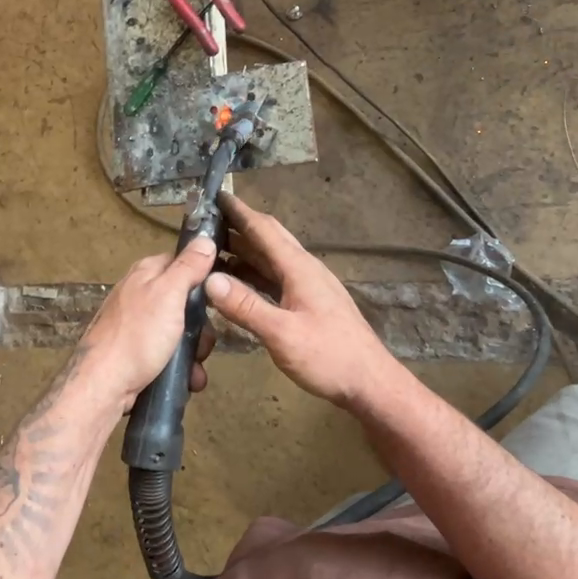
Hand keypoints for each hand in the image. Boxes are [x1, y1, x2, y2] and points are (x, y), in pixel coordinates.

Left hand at [77, 235, 219, 413]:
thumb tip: (205, 238)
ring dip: (193, 351)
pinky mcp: (137, 352)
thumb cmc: (138, 336)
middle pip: (184, 301)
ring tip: (195, 368)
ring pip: (179, 331)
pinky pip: (167, 353)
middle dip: (200, 326)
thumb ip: (188, 267)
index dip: (202, 276)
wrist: (104, 386)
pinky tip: (186, 380)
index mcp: (145, 273)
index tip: (218, 297)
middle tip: (203, 343)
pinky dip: (179, 367)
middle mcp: (139, 294)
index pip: (182, 262)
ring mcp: (137, 325)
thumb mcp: (168, 295)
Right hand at [206, 193, 401, 410]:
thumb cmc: (329, 356)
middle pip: (268, 239)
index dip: (238, 211)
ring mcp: (307, 287)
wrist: (370, 383)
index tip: (215, 195)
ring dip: (243, 252)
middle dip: (238, 227)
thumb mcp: (282, 334)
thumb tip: (209, 279)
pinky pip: (274, 279)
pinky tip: (235, 284)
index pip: (263, 229)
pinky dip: (252, 275)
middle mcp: (303, 269)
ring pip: (270, 260)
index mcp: (298, 267)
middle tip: (206, 222)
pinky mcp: (308, 304)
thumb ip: (246, 307)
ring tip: (211, 251)